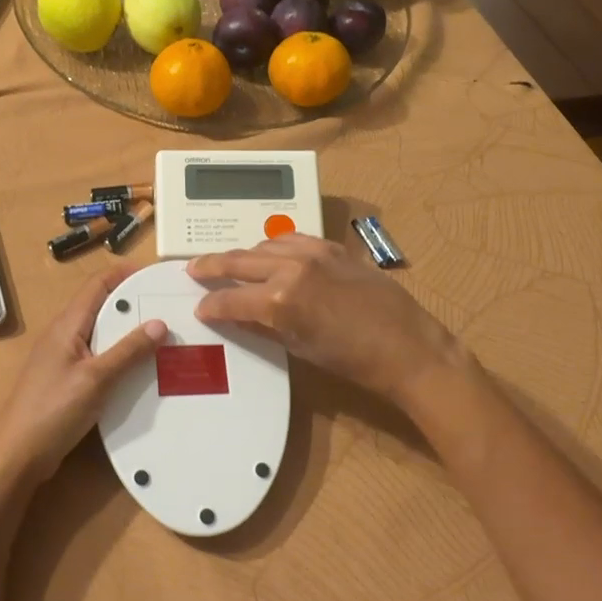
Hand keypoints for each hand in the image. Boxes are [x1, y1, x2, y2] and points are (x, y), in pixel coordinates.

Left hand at [0, 263, 167, 484]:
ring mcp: (62, 359)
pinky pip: (97, 356)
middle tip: (167, 307)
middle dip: (132, 303)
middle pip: (100, 307)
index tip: (155, 275)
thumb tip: (159, 323)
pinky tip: (139, 369)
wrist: (17, 457)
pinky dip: (118, 355)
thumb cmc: (53, 411)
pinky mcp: (65, 381)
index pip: (96, 285)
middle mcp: (63, 335)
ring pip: (100, 333)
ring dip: (127, 331)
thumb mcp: (96, 379)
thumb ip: (127, 351)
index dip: (123, 274)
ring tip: (161, 335)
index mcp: (66, 325)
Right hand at [187, 234, 472, 405]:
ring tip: (231, 264)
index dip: (210, 304)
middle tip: (193, 269)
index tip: (199, 308)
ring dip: (244, 255)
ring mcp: (314, 253)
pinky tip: (272, 254)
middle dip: (212, 266)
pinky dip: (275, 246)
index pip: (230, 299)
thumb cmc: (354, 361)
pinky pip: (293, 239)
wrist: (408, 347)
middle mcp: (292, 268)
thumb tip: (236, 318)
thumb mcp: (301, 349)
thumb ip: (263, 327)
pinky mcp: (333, 248)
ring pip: (264, 245)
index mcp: (280, 300)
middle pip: (239, 261)